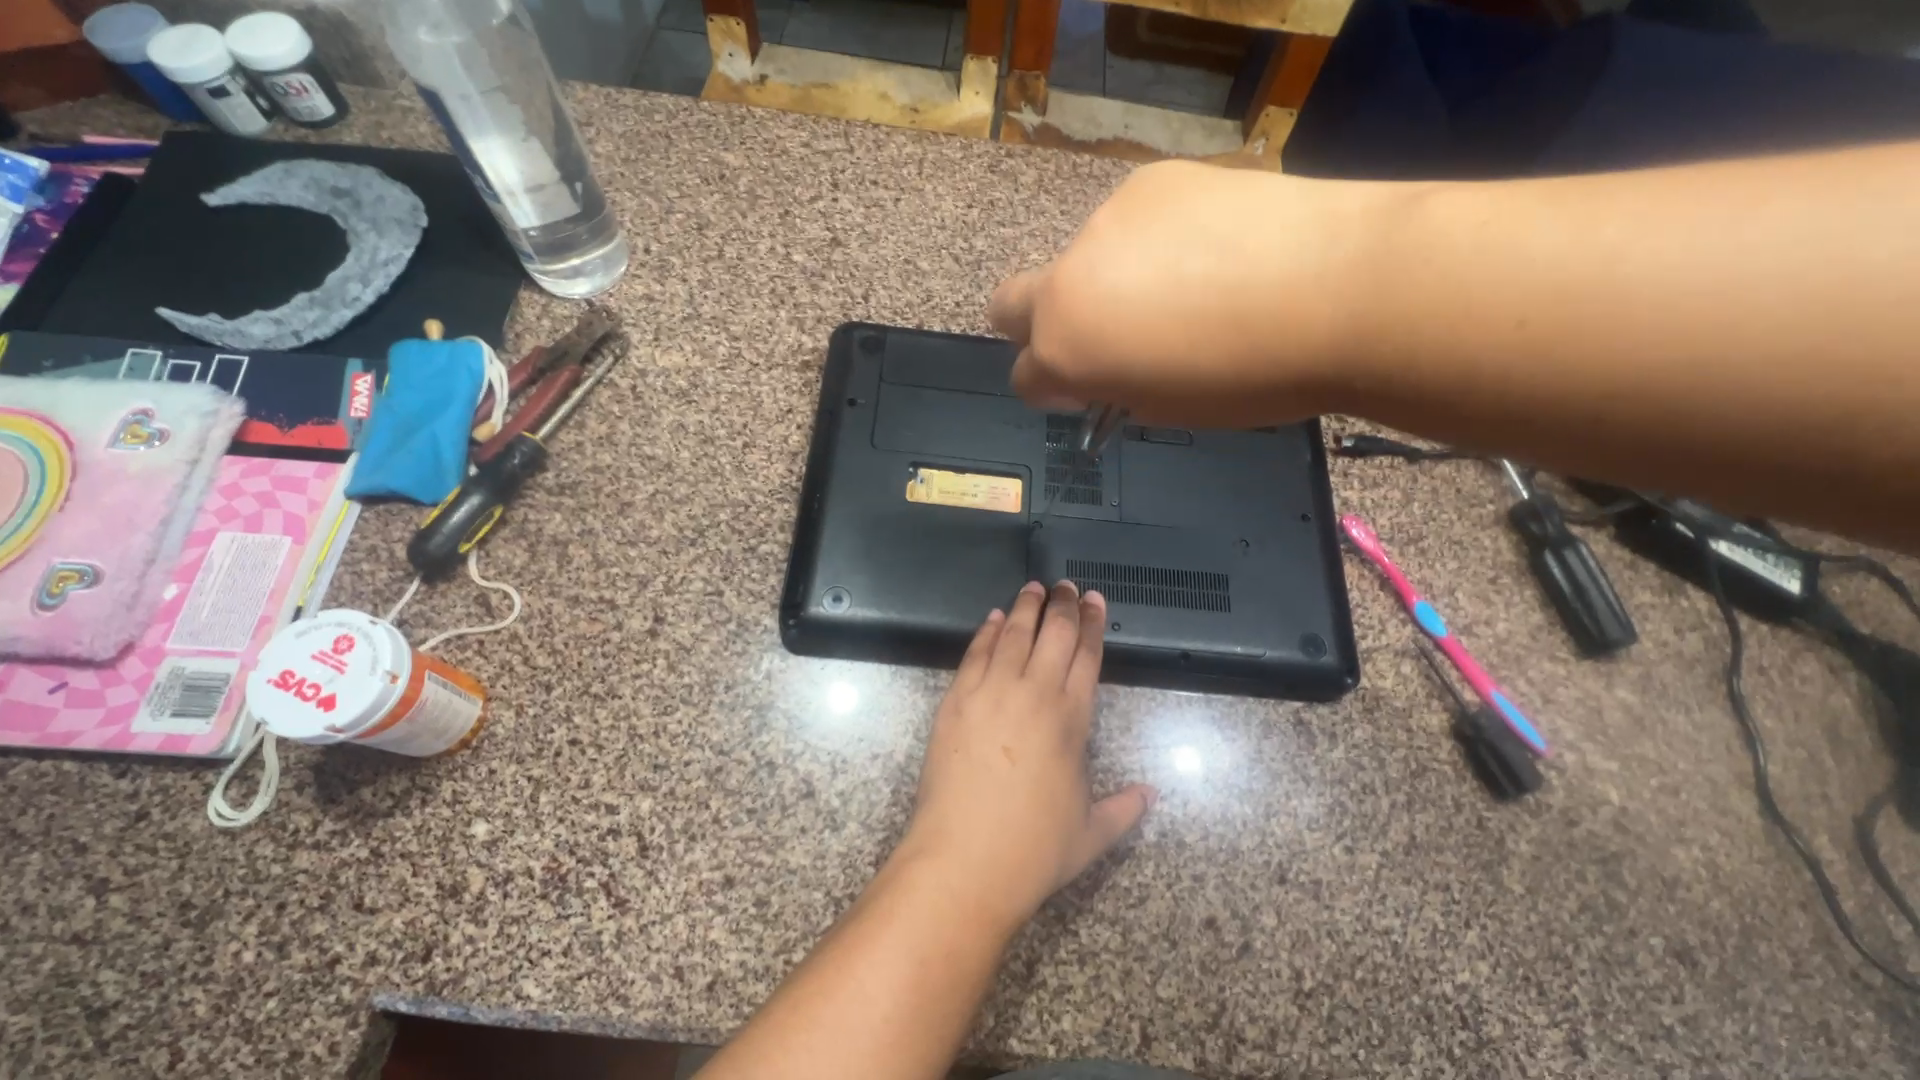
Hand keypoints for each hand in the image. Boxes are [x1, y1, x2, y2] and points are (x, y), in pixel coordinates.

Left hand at [892, 581, 1155, 934]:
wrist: (964, 861)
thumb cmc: (1033, 850)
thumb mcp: (1091, 834)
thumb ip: (1124, 809)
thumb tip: (1152, 793)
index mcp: (1072, 720)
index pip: (1087, 657)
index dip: (1093, 624)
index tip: (1096, 600)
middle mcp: (1033, 694)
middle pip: (1053, 634)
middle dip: (1064, 605)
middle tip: (1067, 586)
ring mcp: (990, 694)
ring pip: (1012, 635)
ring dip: (1025, 608)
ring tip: (1033, 588)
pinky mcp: (955, 702)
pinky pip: (975, 654)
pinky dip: (985, 632)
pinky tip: (992, 619)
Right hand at [988, 160, 1387, 427]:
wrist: (1342, 287)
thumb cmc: (1256, 376)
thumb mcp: (1171, 409)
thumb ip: (1118, 389)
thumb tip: (1115, 372)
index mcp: (1067, 348)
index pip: (1024, 376)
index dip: (1055, 390)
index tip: (1095, 390)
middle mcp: (1068, 280)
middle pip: (1009, 304)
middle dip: (1037, 326)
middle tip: (1107, 336)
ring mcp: (1105, 222)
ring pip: (1084, 258)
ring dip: (1112, 277)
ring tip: (1196, 284)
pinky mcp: (1150, 181)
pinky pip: (1132, 221)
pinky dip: (1154, 239)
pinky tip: (1217, 247)